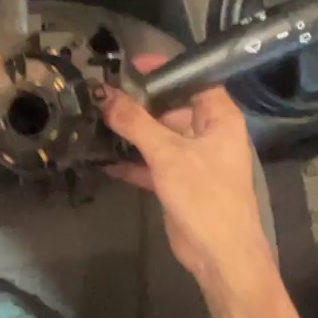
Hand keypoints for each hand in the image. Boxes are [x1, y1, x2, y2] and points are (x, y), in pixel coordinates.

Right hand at [101, 54, 268, 287]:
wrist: (219, 252)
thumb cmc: (204, 195)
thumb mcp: (168, 153)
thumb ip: (135, 123)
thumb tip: (105, 95)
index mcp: (219, 118)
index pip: (195, 80)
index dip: (167, 69)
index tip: (133, 65)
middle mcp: (208, 134)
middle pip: (172, 108)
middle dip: (141, 103)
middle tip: (105, 95)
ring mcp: (193, 160)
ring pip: (159, 137)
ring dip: (132, 133)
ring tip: (98, 122)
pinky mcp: (178, 183)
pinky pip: (151, 164)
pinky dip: (131, 162)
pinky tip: (104, 160)